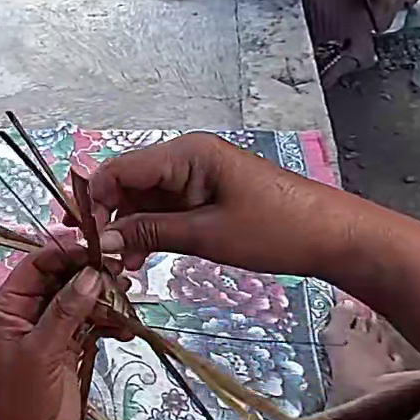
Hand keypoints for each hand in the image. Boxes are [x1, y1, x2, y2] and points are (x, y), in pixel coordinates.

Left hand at [0, 242, 109, 419]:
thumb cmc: (22, 396)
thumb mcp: (40, 351)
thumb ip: (65, 312)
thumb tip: (90, 275)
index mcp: (9, 305)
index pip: (36, 265)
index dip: (65, 254)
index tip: (96, 252)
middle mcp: (28, 309)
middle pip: (62, 277)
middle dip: (90, 275)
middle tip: (120, 273)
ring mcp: (51, 324)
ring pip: (80, 297)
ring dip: (104, 297)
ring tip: (126, 299)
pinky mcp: (70, 341)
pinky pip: (91, 320)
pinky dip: (109, 321)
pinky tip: (125, 328)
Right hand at [81, 133, 361, 275]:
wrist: (334, 237)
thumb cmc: (275, 229)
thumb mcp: (206, 234)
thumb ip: (149, 233)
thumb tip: (102, 241)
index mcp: (184, 154)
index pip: (118, 169)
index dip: (94, 201)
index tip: (84, 239)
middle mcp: (183, 158)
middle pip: (126, 183)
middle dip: (107, 218)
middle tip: (97, 257)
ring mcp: (192, 176)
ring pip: (141, 199)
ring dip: (127, 229)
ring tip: (119, 266)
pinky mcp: (201, 195)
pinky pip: (161, 209)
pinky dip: (148, 232)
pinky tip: (140, 259)